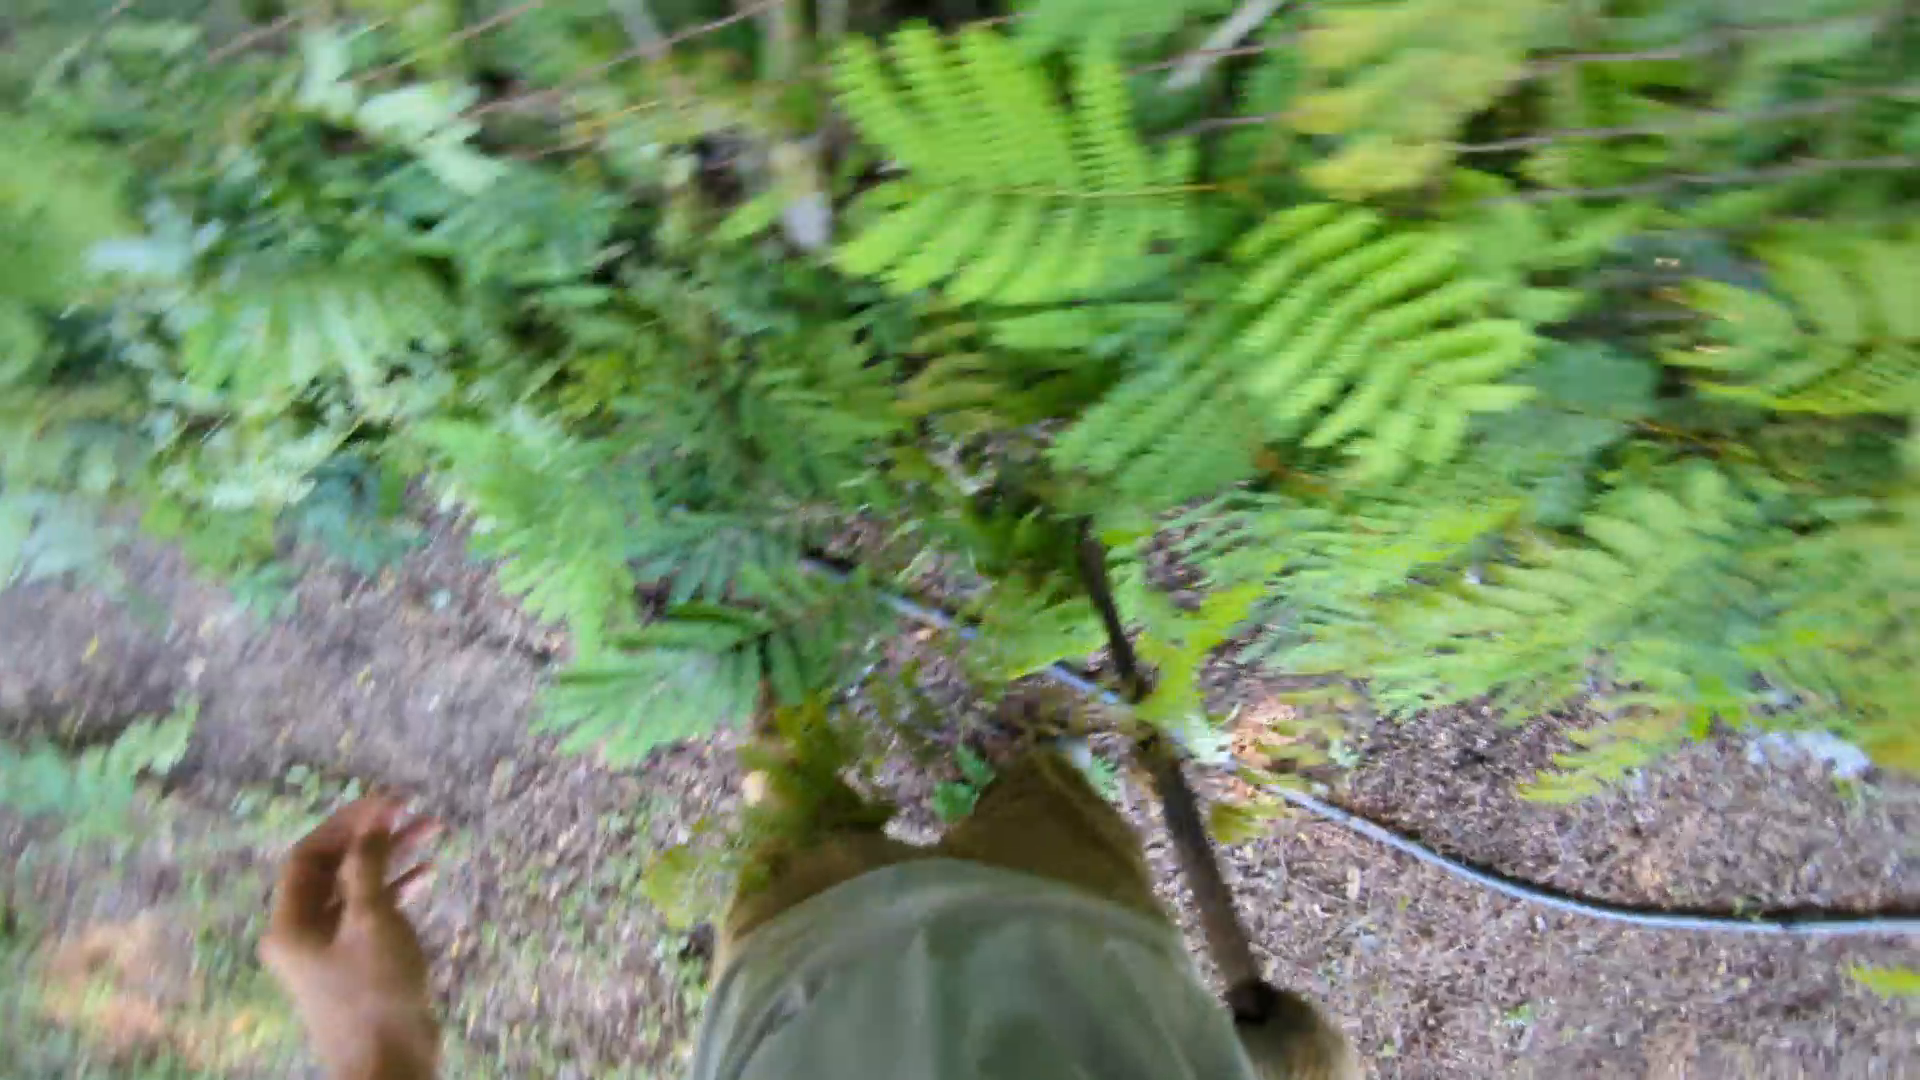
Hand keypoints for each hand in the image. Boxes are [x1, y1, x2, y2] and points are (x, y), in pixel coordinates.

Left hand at [260, 796, 442, 1079]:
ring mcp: (329, 945)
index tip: (390, 801)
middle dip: (372, 834)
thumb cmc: (375, 986)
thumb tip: (373, 820)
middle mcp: (302, 931)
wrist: (387, 1055)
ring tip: (433, 828)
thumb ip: (369, 866)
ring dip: (392, 854)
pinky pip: (373, 907)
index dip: (347, 822)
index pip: (308, 855)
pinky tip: (429, 872)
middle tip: (412, 807)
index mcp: (290, 924)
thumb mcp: (373, 919)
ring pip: (358, 884)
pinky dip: (399, 884)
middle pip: (333, 866)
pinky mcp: (357, 956)